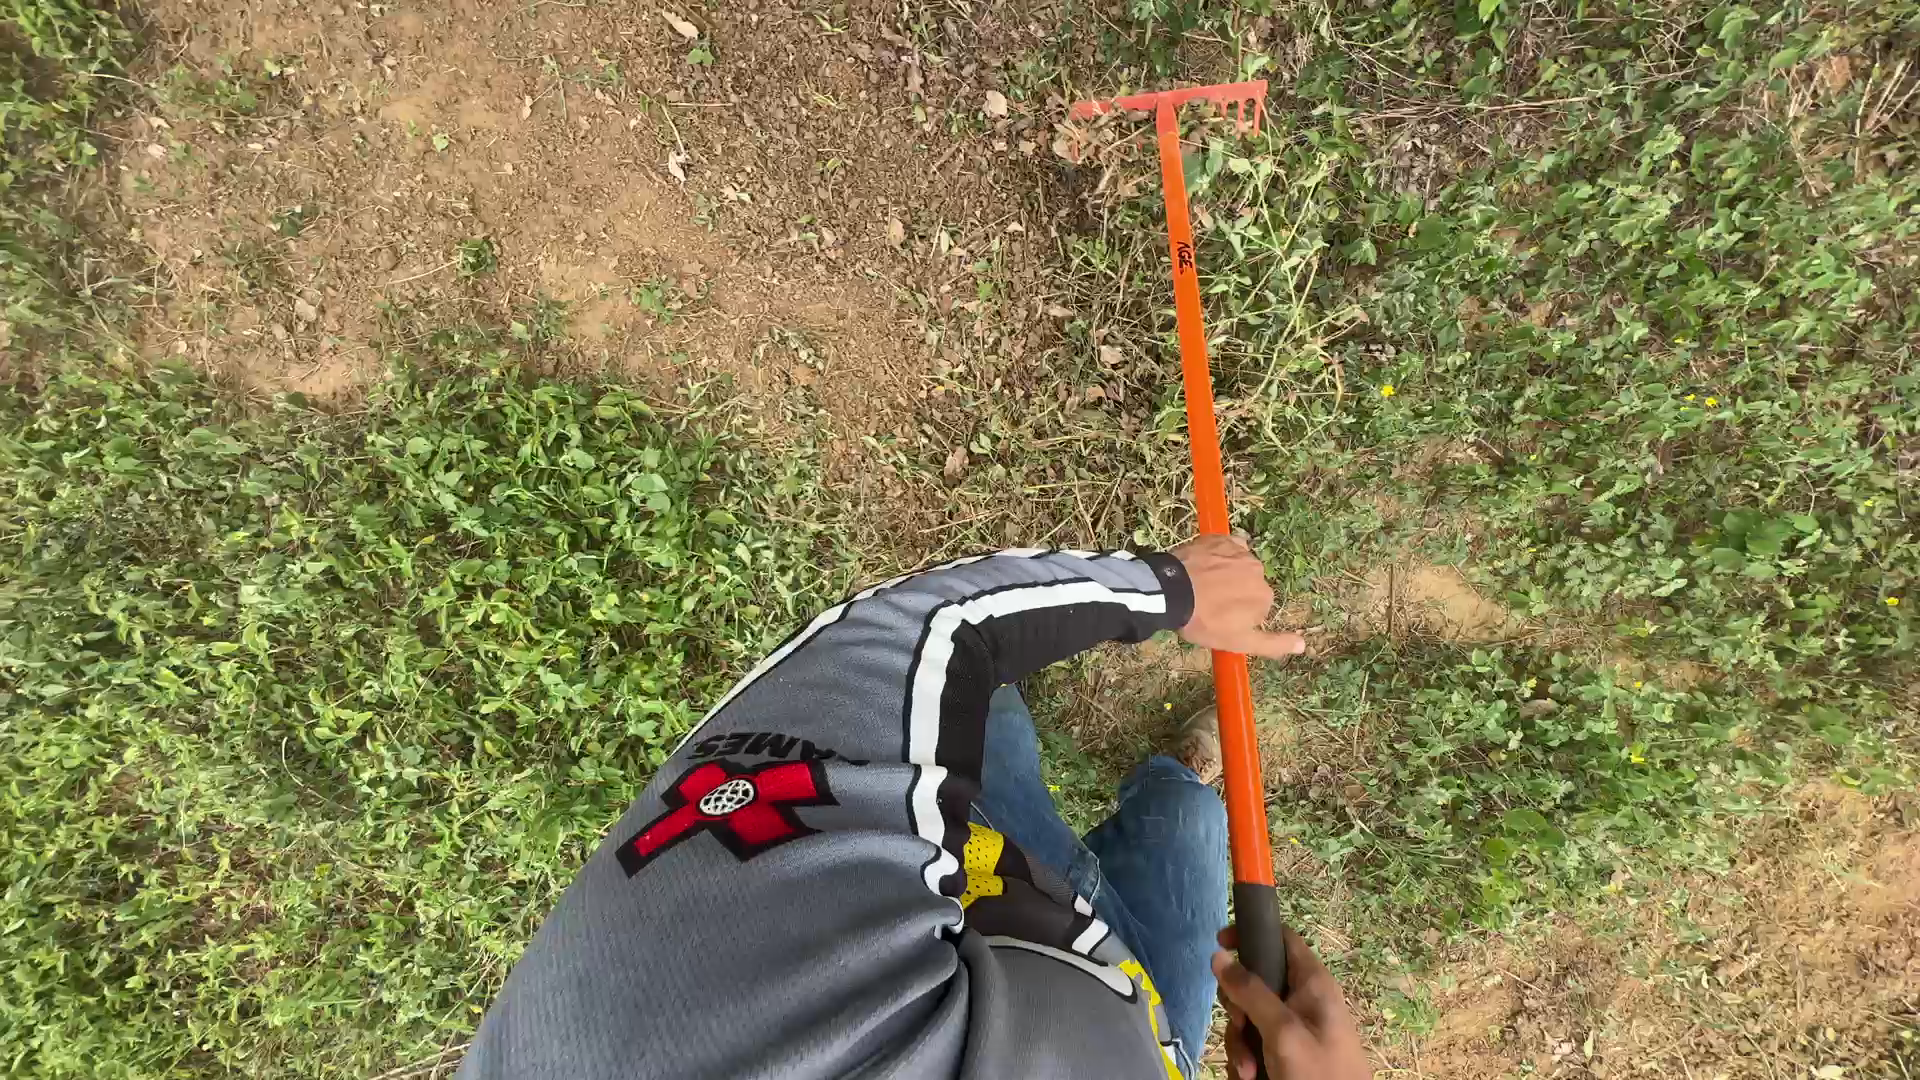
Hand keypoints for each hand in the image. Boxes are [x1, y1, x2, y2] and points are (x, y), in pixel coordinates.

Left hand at [1171, 535, 1304, 658]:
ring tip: (1201, 584)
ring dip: (1225, 572)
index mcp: (1265, 596)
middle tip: (1207, 601)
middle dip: (1233, 591)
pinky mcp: (1218, 538)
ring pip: (1237, 564)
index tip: (1219, 617)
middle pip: (1248, 583)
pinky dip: (1219, 553)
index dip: (1237, 614)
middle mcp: (1257, 570)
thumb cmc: (1204, 621)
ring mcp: (1237, 551)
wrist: (1170, 592)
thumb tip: (1303, 645)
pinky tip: (1204, 564)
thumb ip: (1273, 644)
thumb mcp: (1239, 642)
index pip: (1256, 606)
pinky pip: (1226, 545)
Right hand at [1212, 926, 1368, 1079]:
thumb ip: (1250, 991)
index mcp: (1312, 983)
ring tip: (1248, 1069)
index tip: (1220, 945)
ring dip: (1240, 1040)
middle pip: (1254, 980)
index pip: (1280, 937)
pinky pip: (1254, 1042)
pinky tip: (1250, 1077)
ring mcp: (1294, 1029)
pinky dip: (1246, 1058)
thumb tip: (1218, 954)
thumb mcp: (1282, 1032)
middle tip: (1239, 1023)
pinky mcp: (1287, 1054)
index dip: (1250, 934)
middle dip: (1237, 1005)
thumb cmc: (1319, 1076)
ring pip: (1249, 1015)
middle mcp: (1302, 1001)